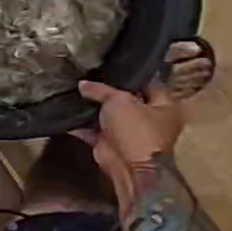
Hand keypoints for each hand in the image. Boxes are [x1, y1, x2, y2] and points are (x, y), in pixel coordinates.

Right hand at [75, 79, 188, 202]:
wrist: (128, 167)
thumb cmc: (135, 129)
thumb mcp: (119, 100)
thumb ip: (101, 90)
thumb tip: (82, 84)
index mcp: (164, 106)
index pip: (148, 83)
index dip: (129, 74)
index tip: (110, 63)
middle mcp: (150, 119)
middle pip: (126, 99)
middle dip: (107, 90)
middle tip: (88, 75)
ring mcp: (129, 133)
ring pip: (108, 115)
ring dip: (93, 107)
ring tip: (75, 89)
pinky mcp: (110, 145)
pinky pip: (93, 130)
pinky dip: (81, 124)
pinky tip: (67, 110)